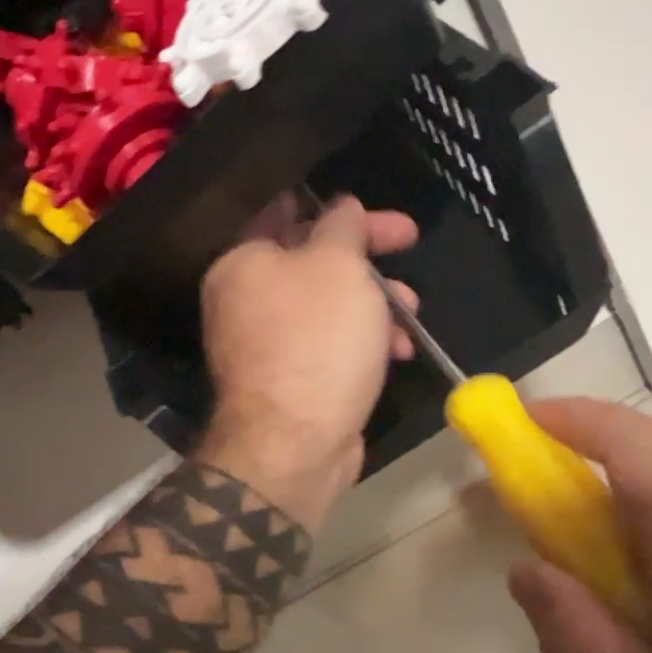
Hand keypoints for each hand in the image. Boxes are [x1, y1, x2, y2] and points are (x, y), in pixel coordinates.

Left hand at [196, 196, 417, 531]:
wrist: (294, 444)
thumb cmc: (316, 340)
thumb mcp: (338, 265)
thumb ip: (342, 227)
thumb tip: (341, 208)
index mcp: (241, 264)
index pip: (288, 215)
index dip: (340, 209)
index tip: (381, 214)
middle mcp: (244, 302)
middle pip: (311, 263)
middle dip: (367, 260)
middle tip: (408, 248)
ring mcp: (264, 347)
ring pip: (326, 309)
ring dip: (374, 305)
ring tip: (410, 315)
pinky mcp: (288, 384)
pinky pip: (328, 348)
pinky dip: (362, 343)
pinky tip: (397, 354)